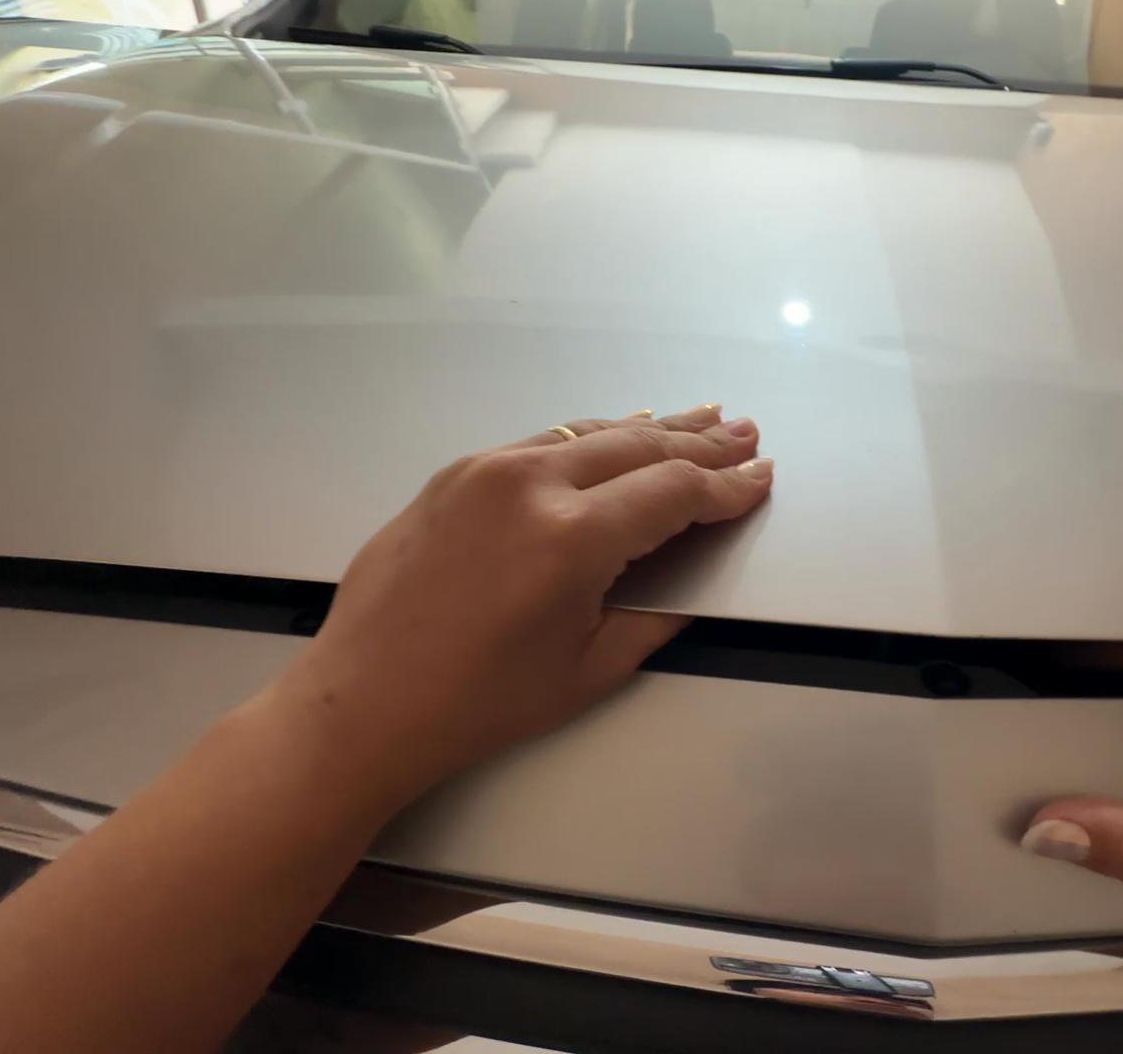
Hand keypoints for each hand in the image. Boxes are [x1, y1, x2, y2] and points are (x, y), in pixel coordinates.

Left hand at [273, 405, 771, 810]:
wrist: (362, 701)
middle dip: (702, 443)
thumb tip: (696, 573)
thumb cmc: (482, 703)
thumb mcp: (593, 668)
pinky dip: (597, 435)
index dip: (727, 487)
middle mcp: (529, 483)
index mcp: (569, 540)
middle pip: (640, 446)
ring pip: (593, 431)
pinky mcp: (458, 471)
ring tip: (703, 418)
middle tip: (746, 435)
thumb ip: (659, 611)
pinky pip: (547, 440)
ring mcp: (487, 468)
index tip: (760, 478)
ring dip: (655, 426)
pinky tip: (624, 431)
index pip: (674, 493)